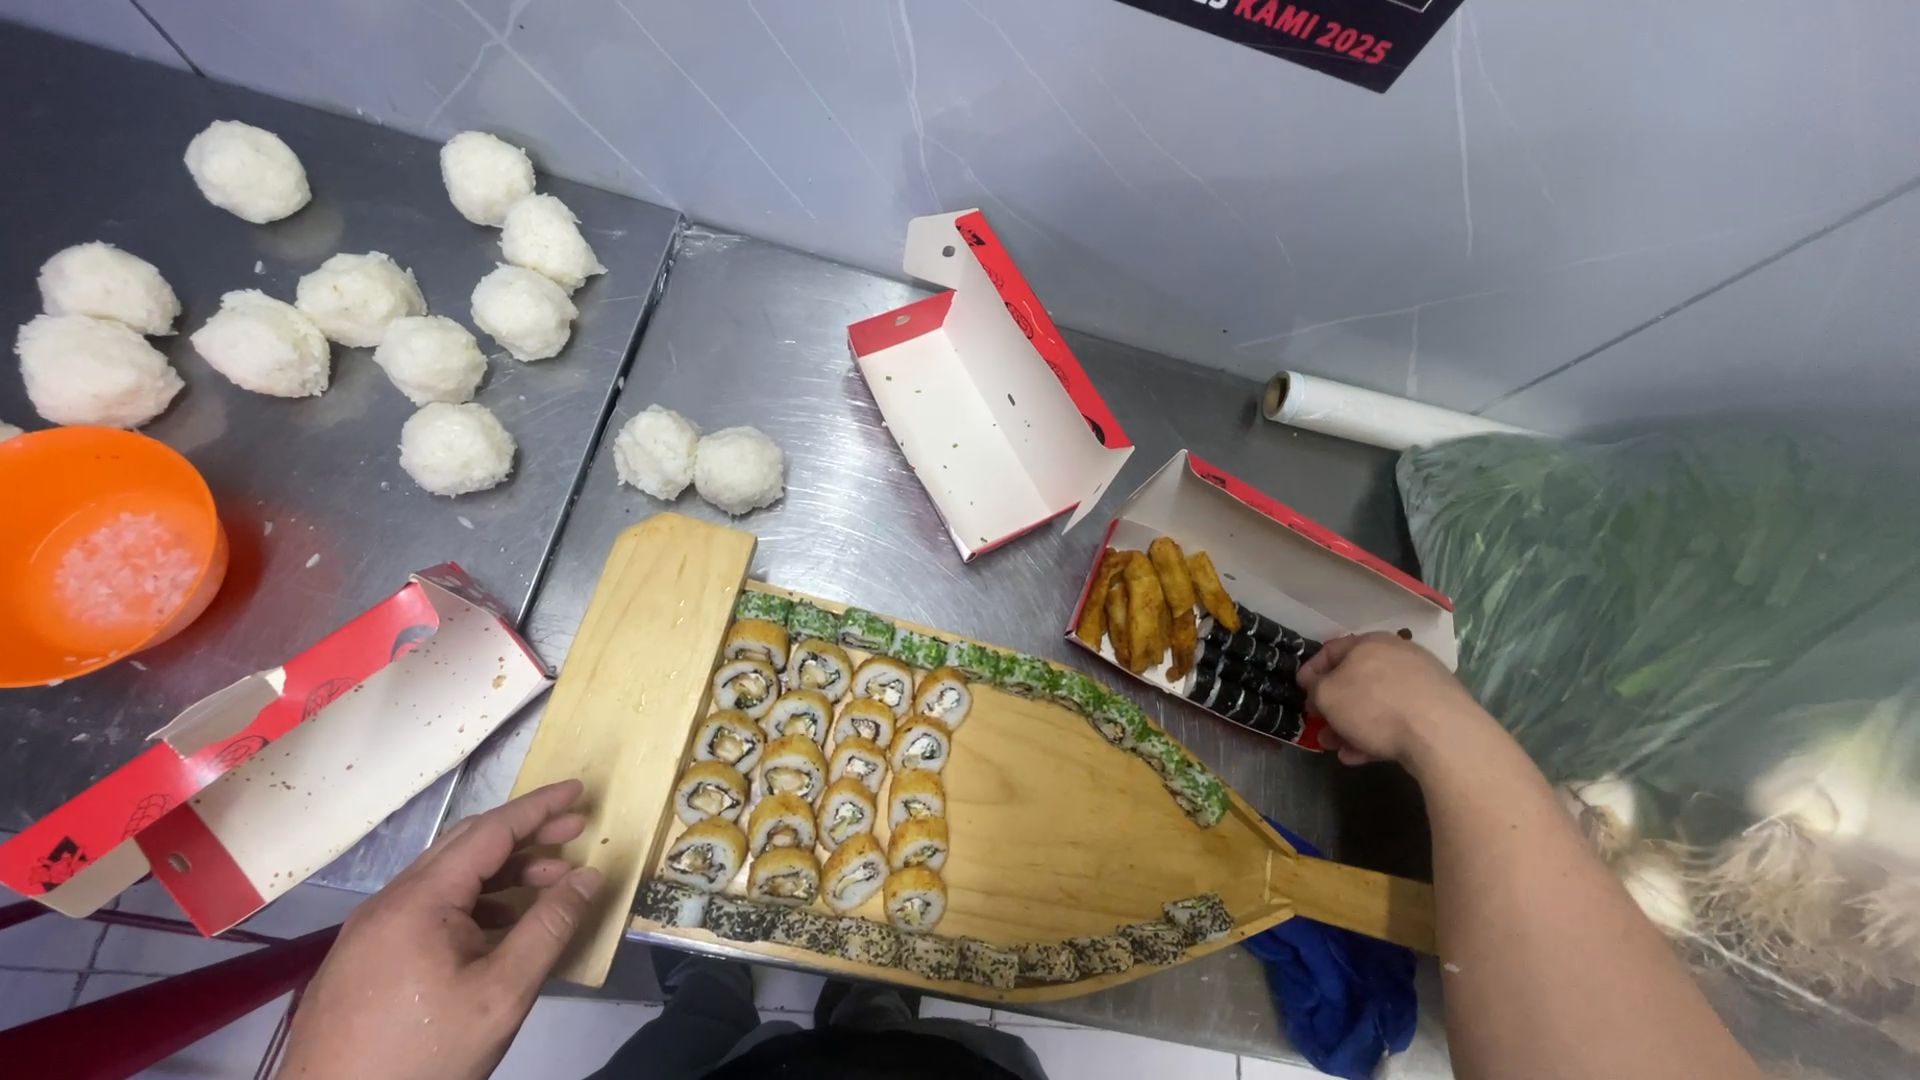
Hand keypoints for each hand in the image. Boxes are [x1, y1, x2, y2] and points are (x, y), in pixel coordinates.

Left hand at [278, 781, 602, 1079]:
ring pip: (447, 878)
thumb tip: (587, 876)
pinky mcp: (364, 961)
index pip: (491, 831)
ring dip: (503, 870)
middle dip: (526, 833)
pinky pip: (429, 908)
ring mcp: (369, 933)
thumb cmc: (423, 1057)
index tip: (579, 791)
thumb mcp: (503, 993)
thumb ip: (550, 926)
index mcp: (419, 901)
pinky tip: (502, 925)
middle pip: (466, 846)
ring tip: (549, 882)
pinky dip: (475, 900)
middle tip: (575, 833)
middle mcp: (389, 903)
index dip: (539, 807)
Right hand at [1298, 633, 1487, 767]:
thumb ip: (1315, 687)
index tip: (1300, 692)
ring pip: (1375, 704)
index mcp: (1370, 643)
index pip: (1331, 650)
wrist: (1441, 735)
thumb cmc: (1373, 704)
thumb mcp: (1327, 694)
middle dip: (1332, 707)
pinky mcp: (1438, 712)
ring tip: (1336, 748)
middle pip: (1354, 681)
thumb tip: (1316, 685)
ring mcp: (1422, 684)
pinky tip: (1360, 757)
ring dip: (1350, 726)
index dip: (1310, 672)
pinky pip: (1397, 721)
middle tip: (1319, 725)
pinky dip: (1375, 736)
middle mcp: (1398, 657)